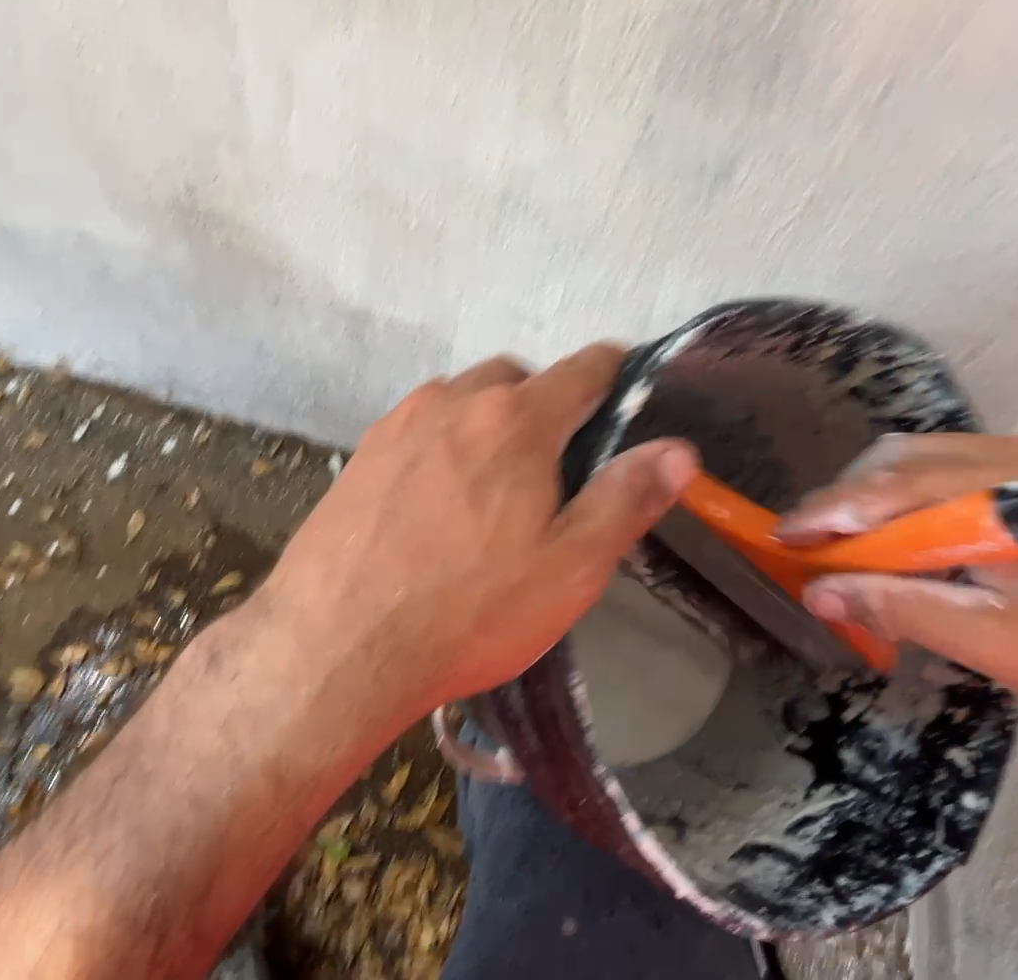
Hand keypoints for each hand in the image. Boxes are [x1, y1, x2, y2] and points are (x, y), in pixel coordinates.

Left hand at [255, 344, 699, 717]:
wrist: (336, 647)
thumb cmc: (470, 609)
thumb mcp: (571, 566)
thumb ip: (628, 498)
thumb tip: (680, 449)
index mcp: (516, 419)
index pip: (583, 369)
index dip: (614, 374)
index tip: (625, 391)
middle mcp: (454, 401)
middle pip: (517, 378)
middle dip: (545, 404)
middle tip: (555, 466)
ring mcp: (399, 424)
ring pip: (462, 399)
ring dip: (489, 421)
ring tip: (493, 487)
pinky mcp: (362, 455)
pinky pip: (420, 428)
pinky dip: (444, 444)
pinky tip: (437, 503)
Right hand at [780, 433, 1017, 750]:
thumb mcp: (999, 642)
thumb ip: (903, 607)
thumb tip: (817, 592)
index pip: (905, 484)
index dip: (835, 510)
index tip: (783, 535)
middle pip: (912, 459)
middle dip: (851, 502)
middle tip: (809, 544)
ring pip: (931, 462)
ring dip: (880, 502)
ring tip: (845, 546)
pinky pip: (959, 476)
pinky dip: (915, 505)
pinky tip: (902, 542)